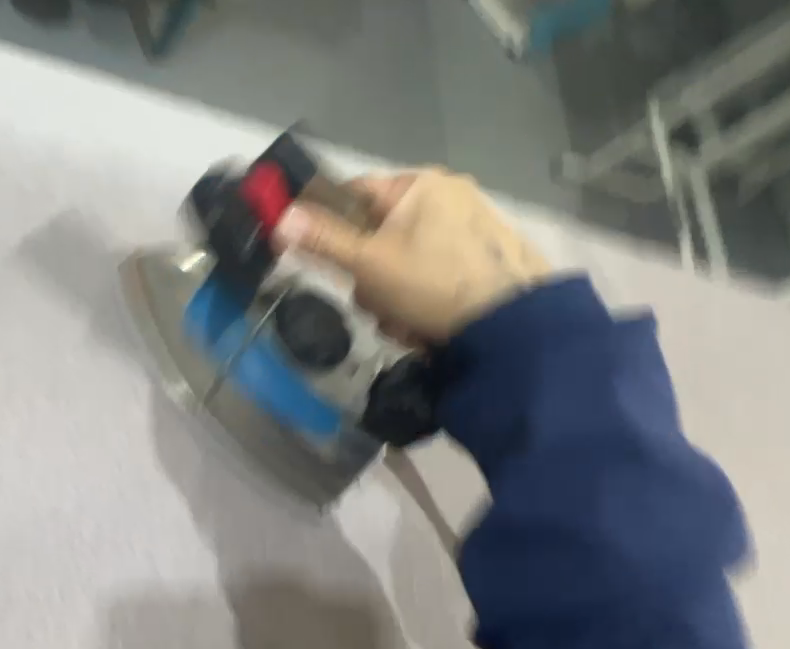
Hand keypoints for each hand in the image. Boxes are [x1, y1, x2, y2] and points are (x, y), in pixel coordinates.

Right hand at [273, 169, 551, 344]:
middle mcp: (445, 194)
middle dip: (367, 278)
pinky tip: (425, 321)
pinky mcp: (482, 255)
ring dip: (390, 297)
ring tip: (403, 320)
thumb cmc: (431, 283)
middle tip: (375, 302)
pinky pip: (428, 273)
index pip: (352, 194)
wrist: (510, 322)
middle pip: (374, 235)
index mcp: (418, 185)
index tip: (323, 261)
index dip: (329, 226)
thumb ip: (321, 240)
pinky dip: (418, 299)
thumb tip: (280, 217)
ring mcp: (468, 225)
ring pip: (399, 261)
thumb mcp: (367, 264)